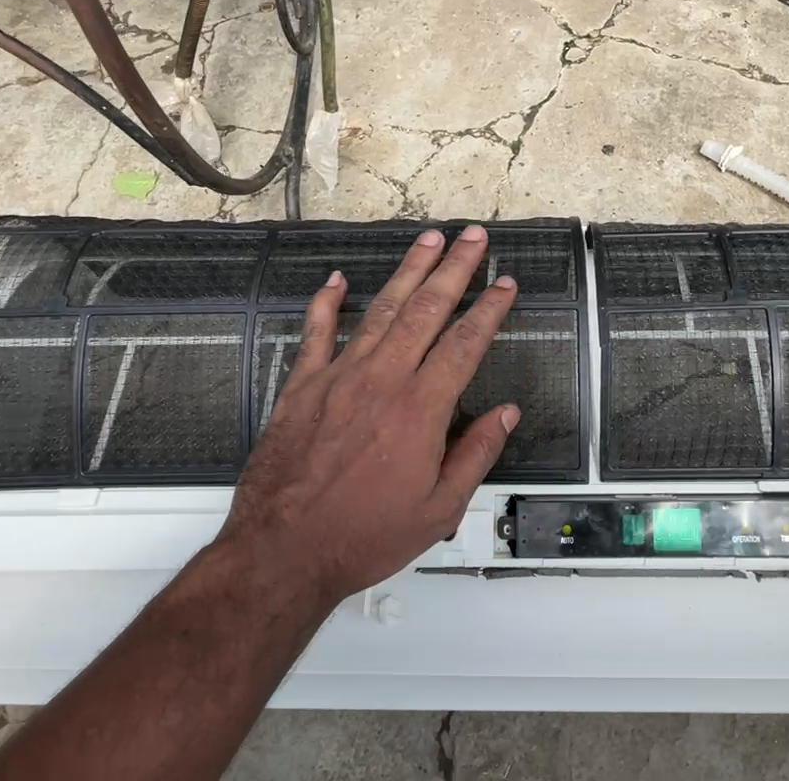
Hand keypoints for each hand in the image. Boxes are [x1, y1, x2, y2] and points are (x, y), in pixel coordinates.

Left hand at [216, 225, 519, 612]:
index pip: (465, 343)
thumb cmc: (362, 536)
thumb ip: (476, 454)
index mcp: (419, 409)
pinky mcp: (302, 387)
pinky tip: (336, 279)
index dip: (489, 309)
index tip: (505, 283)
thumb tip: (505, 414)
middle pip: (426, 310)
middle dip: (454, 268)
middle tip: (472, 236)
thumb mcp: (437, 510)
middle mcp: (381, 381)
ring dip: (407, 271)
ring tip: (428, 240)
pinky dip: (326, 303)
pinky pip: (316, 332)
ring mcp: (339, 378)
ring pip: (381, 310)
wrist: (283, 552)